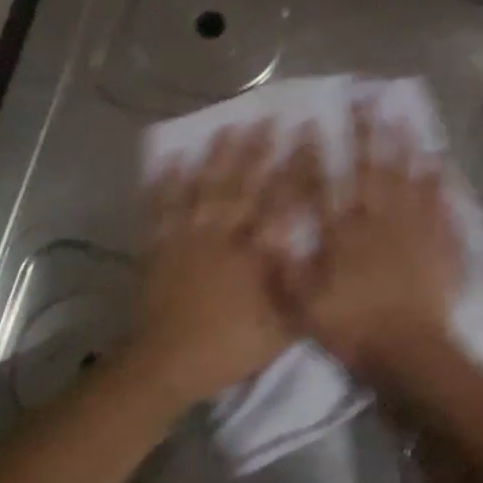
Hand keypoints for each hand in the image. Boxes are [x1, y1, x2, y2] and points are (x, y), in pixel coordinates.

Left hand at [127, 123, 295, 407]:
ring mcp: (187, 237)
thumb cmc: (229, 348)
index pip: (279, 204)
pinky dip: (166, 183)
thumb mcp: (282, 328)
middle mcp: (222, 236)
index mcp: (255, 255)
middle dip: (258, 151)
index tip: (306, 142)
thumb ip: (301, 290)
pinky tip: (172, 160)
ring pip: (204, 188)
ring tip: (228, 127)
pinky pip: (162, 208)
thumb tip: (321, 255)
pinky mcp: (160, 247)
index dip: (295, 171)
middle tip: (269, 120)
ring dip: (217, 157)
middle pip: (242, 186)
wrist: (168, 362)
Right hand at [276, 105, 460, 374]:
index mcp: (344, 233)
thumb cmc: (353, 330)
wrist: (409, 354)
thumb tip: (269, 231)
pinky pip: (441, 206)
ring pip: (410, 179)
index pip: (328, 183)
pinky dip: (439, 183)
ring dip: (406, 147)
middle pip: (374, 169)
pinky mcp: (441, 247)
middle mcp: (380, 222)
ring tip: (404, 119)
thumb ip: (285, 268)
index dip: (319, 152)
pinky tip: (439, 165)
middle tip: (368, 102)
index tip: (313, 123)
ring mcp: (415, 231)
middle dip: (369, 133)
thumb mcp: (302, 306)